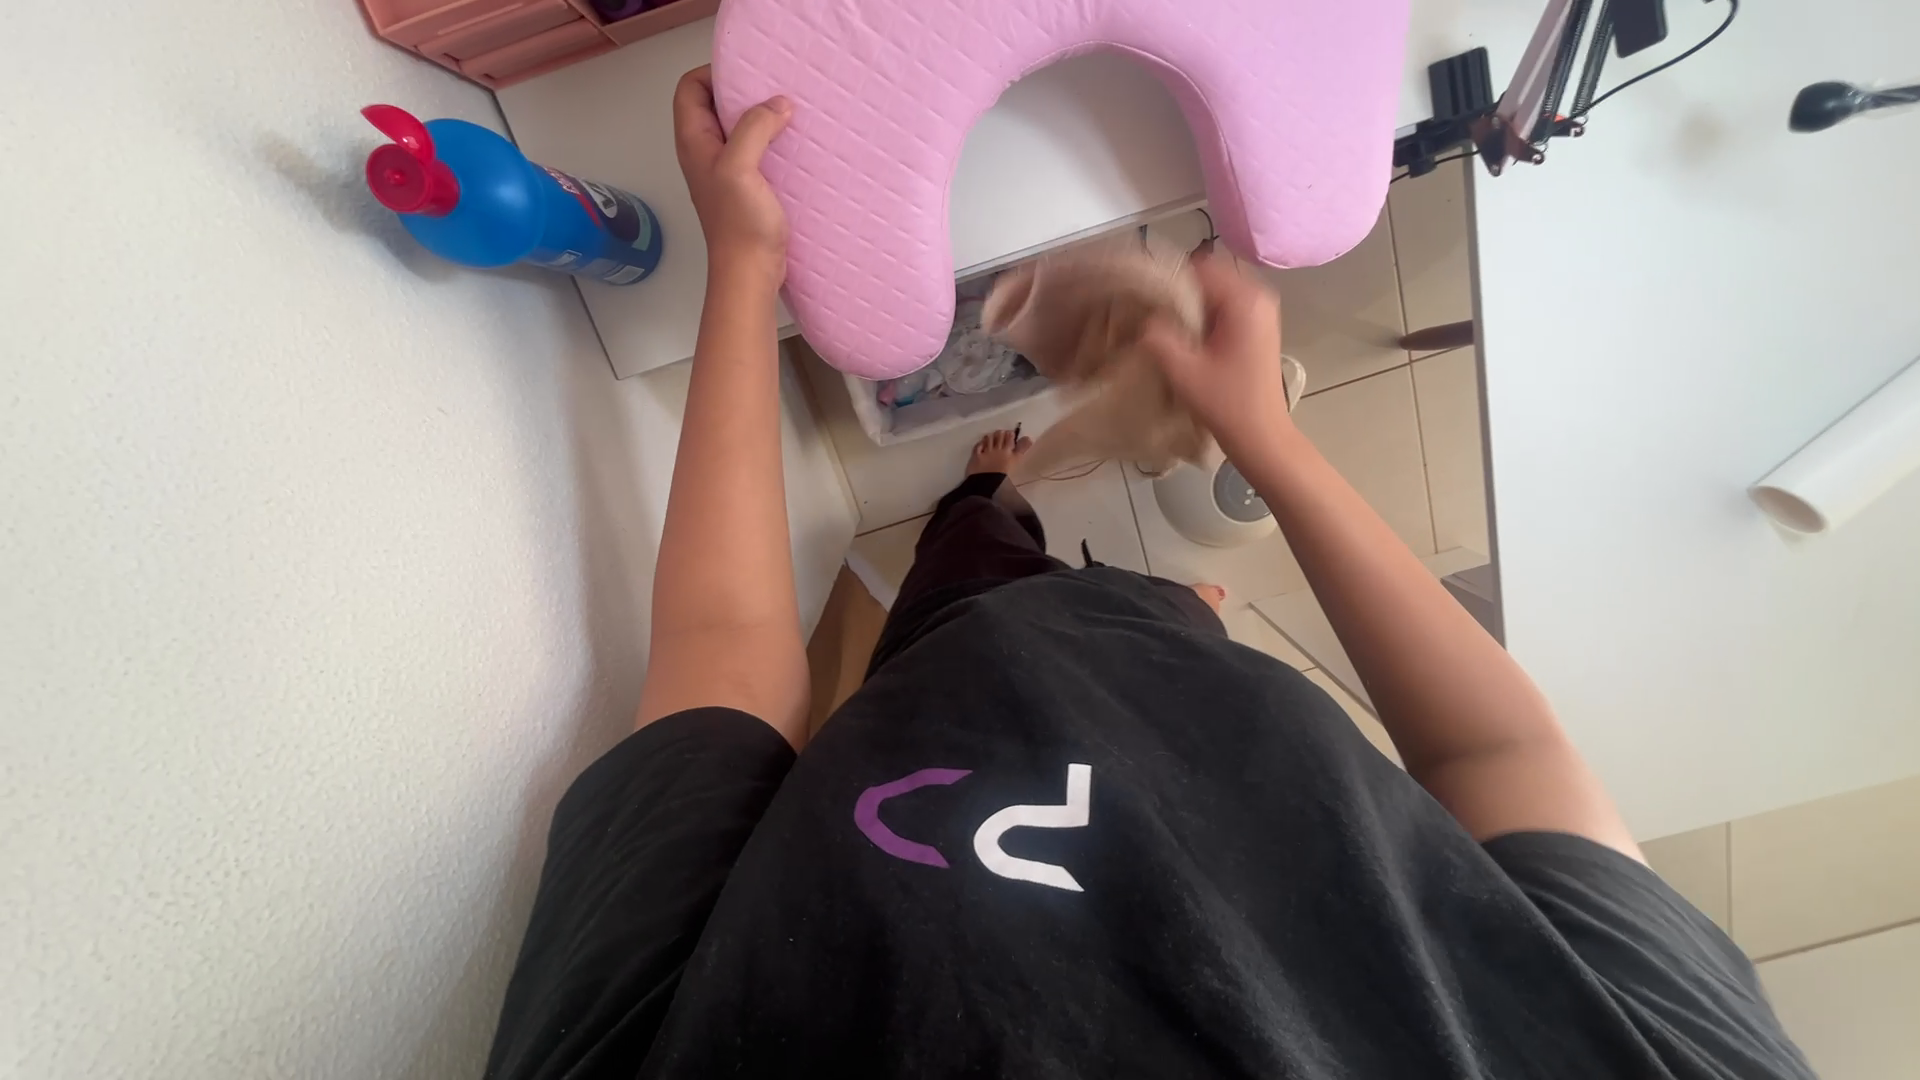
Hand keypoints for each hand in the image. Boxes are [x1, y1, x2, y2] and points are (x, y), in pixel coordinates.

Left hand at [673, 66, 791, 284]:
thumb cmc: (739, 224)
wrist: (751, 273)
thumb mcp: (740, 167)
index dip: (713, 74)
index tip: (748, 75)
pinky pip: (757, 156)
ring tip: (788, 115)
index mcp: (694, 142)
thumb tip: (779, 103)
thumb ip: (755, 128)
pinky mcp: (748, 191)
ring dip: (761, 121)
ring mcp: (727, 174)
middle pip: (716, 107)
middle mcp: (706, 154)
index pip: (690, 88)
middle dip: (743, 94)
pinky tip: (793, 147)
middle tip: (774, 90)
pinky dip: (772, 146)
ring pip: (739, 132)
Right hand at [1141, 255, 1294, 463]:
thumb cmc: (1225, 404)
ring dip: (1188, 308)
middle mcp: (1258, 296)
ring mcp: (1260, 311)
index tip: (1146, 303)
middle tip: (1154, 319)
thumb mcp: (1183, 371)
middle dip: (1178, 294)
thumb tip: (1144, 316)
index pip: (1198, 267)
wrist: (1260, 435)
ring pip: (1213, 293)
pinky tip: (1187, 343)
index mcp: (1244, 299)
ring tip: (1168, 332)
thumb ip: (1158, 336)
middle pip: (1207, 276)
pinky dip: (1202, 318)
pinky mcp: (1256, 327)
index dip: (1169, 281)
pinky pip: (1222, 308)